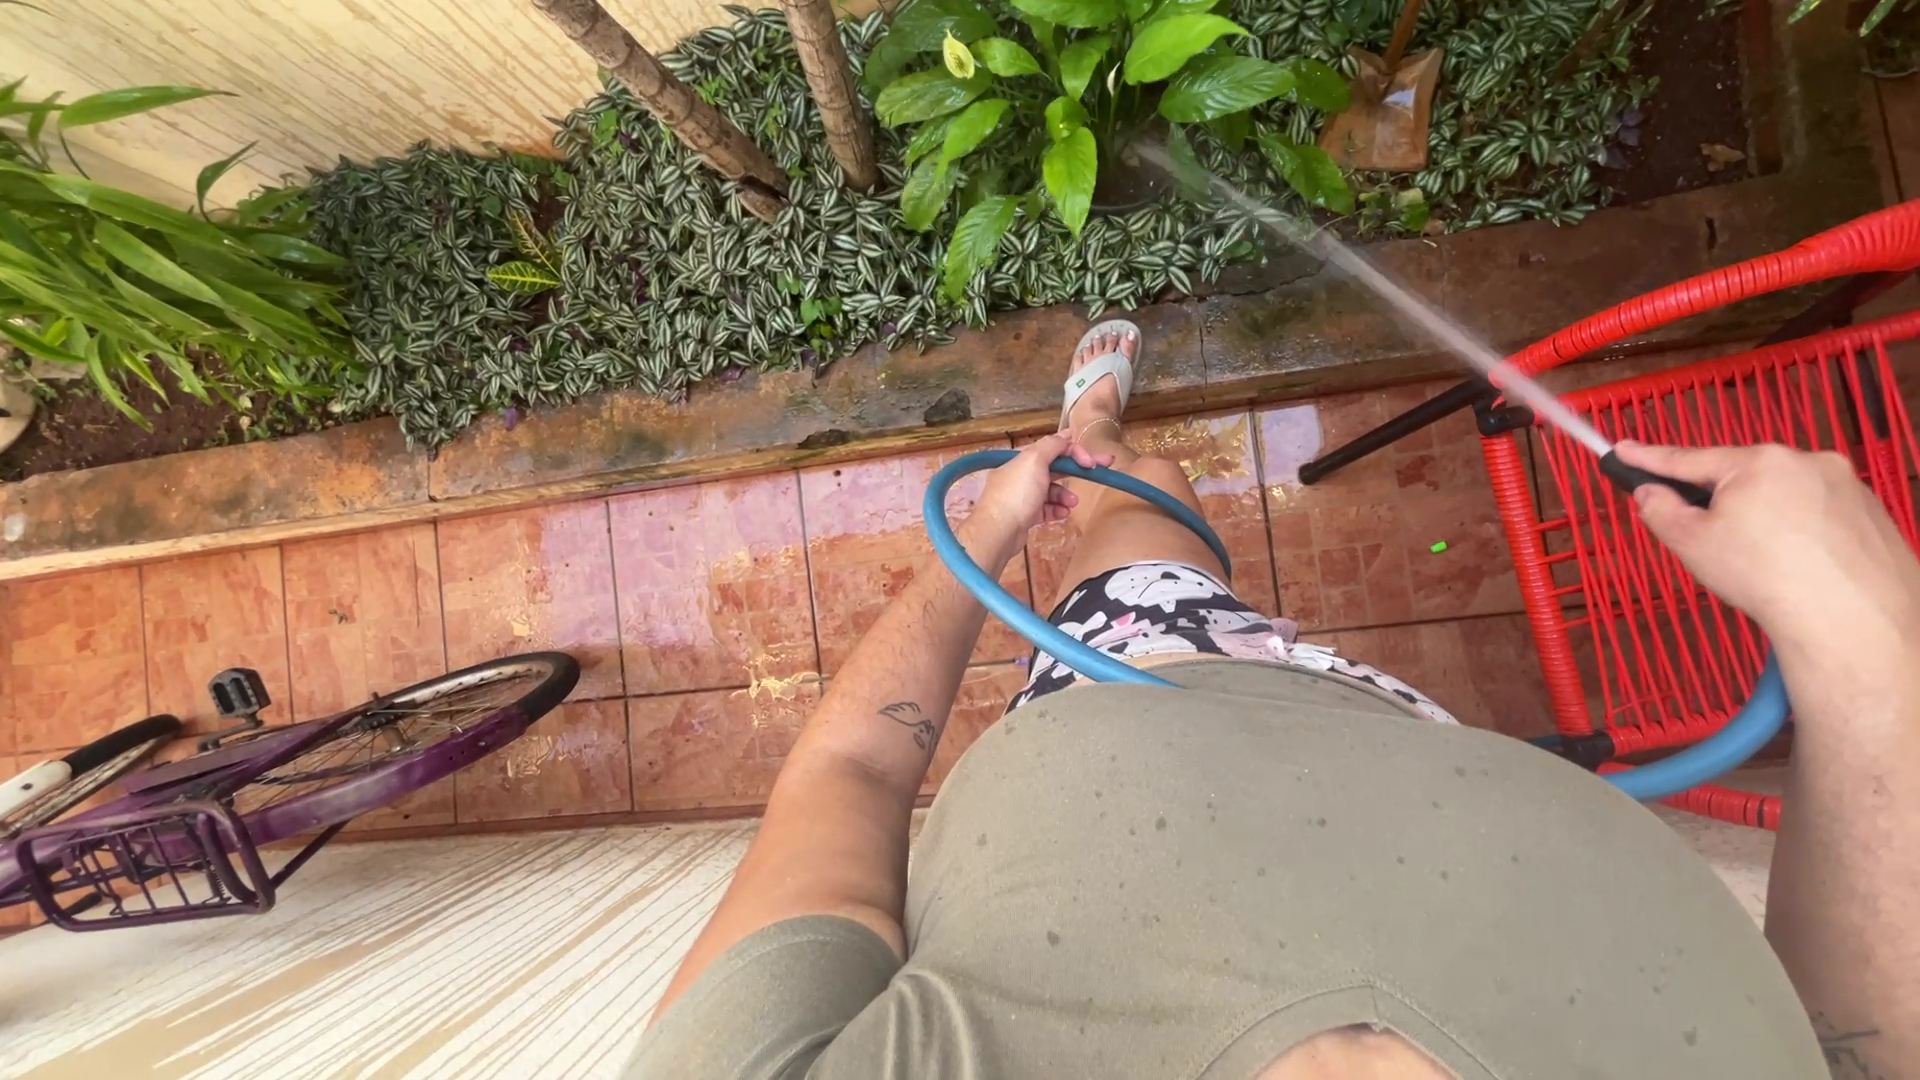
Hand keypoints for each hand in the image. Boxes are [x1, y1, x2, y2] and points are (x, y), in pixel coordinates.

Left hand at [957, 432, 1112, 566]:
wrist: (998, 531)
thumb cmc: (1017, 493)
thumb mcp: (1035, 460)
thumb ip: (1051, 445)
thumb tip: (1065, 435)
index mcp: (1022, 459)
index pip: (1053, 449)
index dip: (1074, 452)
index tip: (1092, 462)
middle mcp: (1021, 476)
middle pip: (1054, 469)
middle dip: (1075, 472)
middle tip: (1097, 474)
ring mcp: (1022, 497)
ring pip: (1051, 491)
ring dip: (1065, 495)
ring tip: (1072, 503)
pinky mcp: (1025, 516)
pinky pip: (1046, 509)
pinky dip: (1056, 510)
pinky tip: (1063, 513)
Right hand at [1616, 440, 1919, 650]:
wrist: (1852, 614)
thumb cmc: (1757, 571)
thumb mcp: (1687, 540)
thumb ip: (1658, 508)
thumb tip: (1652, 491)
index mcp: (1758, 462)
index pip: (1688, 457)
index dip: (1647, 455)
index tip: (1620, 448)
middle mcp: (1807, 460)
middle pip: (1739, 473)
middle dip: (1713, 494)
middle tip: (1699, 529)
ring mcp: (1846, 484)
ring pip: (1777, 490)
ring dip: (1755, 509)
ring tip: (1751, 552)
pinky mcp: (1871, 510)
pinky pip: (1812, 507)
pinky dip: (1791, 524)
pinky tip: (1789, 556)